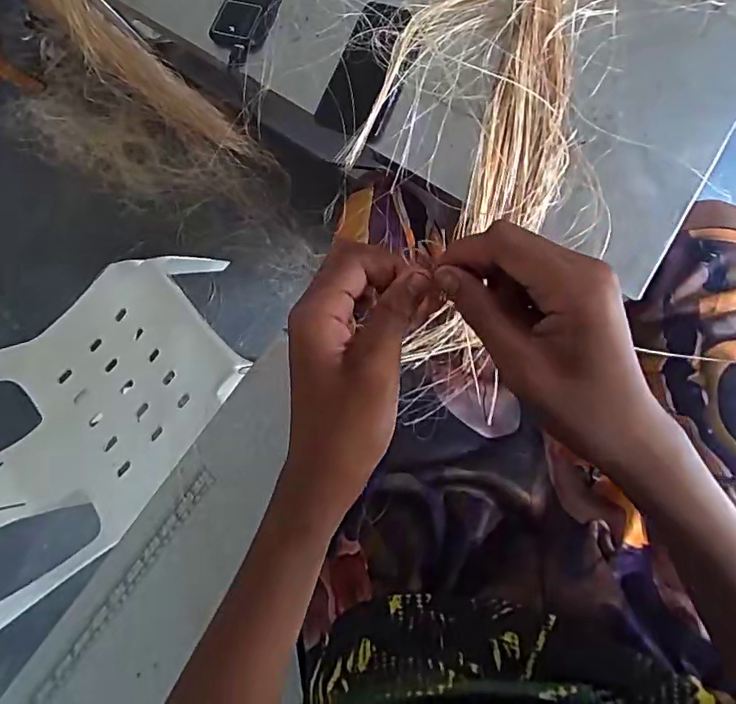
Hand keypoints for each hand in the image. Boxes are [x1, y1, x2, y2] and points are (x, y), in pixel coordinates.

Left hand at [282, 241, 434, 513]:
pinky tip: (402, 322)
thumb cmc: (350, 426)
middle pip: (349, 266)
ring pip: (351, 285)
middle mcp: (310, 311)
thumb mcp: (377, 365)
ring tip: (419, 307)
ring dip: (385, 287)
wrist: (324, 474)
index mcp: (315, 311)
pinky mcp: (326, 343)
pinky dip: (377, 306)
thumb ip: (394, 313)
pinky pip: (351, 307)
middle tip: (424, 294)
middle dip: (388, 270)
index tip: (426, 285)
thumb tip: (419, 273)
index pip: (352, 260)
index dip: (391, 263)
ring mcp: (316, 327)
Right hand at [435, 221, 660, 462]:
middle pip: (512, 240)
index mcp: (574, 282)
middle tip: (455, 299)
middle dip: (477, 264)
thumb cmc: (576, 407)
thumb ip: (479, 310)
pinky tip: (513, 318)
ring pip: (521, 252)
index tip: (434, 278)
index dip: (463, 252)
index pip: (504, 241)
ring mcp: (588, 272)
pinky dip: (513, 285)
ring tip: (492, 318)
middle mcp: (584, 265)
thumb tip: (442, 273)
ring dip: (495, 276)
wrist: (630, 434)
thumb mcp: (518, 362)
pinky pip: (536, 267)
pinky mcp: (586, 283)